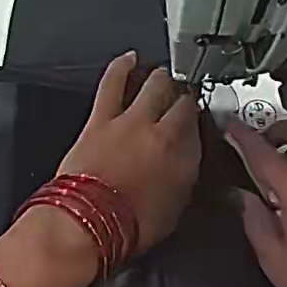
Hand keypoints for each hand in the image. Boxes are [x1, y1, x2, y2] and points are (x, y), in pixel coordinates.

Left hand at [55, 51, 200, 254]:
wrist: (87, 223)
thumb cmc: (126, 228)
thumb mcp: (171, 215)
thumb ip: (180, 186)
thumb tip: (181, 177)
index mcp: (185, 161)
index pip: (199, 132)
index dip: (198, 125)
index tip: (194, 124)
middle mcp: (164, 135)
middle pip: (183, 102)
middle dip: (185, 96)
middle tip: (184, 95)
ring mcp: (132, 122)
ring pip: (155, 84)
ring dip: (163, 78)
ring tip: (165, 75)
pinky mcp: (102, 118)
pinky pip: (114, 82)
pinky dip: (122, 66)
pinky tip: (128, 58)